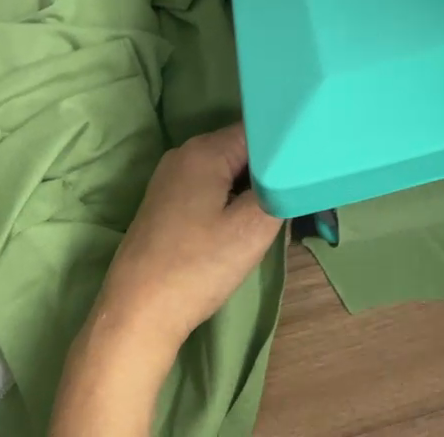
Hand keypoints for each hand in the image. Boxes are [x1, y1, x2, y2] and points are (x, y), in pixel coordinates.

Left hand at [97, 123, 284, 345]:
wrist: (137, 313)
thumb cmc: (198, 266)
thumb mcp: (252, 229)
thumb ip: (278, 190)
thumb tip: (291, 171)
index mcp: (205, 150)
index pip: (256, 131)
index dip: (283, 147)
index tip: (306, 166)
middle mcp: (184, 154)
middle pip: (239, 148)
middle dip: (266, 170)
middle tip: (293, 194)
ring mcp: (170, 178)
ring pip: (224, 170)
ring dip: (248, 188)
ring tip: (271, 212)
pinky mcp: (164, 202)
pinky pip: (207, 186)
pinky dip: (227, 199)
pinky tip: (238, 227)